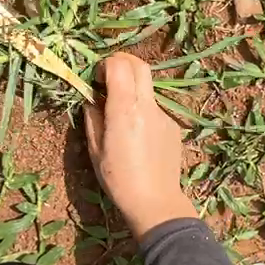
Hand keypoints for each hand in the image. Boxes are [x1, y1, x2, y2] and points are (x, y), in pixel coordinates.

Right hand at [84, 53, 198, 241]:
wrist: (156, 202)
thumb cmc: (119, 179)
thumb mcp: (96, 150)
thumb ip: (93, 118)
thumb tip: (91, 100)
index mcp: (125, 110)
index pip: (119, 65)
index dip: (105, 64)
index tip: (96, 78)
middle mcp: (147, 106)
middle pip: (140, 65)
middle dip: (122, 63)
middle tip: (108, 78)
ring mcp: (164, 115)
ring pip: (147, 87)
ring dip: (132, 88)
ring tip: (120, 115)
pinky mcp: (173, 126)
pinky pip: (154, 108)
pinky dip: (142, 109)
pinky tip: (137, 136)